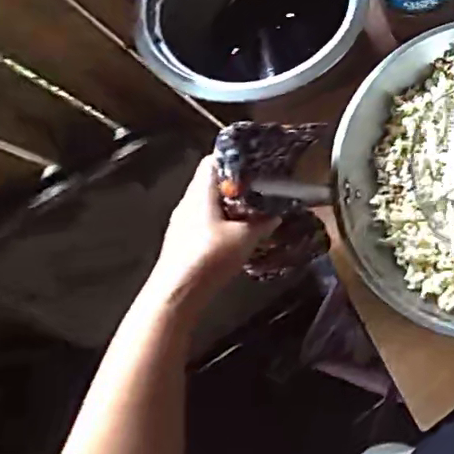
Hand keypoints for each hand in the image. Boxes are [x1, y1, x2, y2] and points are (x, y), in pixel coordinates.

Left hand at [142, 156, 278, 316]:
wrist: (176, 295)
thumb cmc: (209, 257)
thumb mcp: (245, 237)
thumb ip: (263, 222)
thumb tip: (277, 213)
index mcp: (200, 192)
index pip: (213, 160)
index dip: (234, 158)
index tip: (256, 163)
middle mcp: (188, 202)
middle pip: (212, 183)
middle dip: (237, 184)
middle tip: (262, 188)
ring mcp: (182, 222)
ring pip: (210, 204)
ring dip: (231, 206)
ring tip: (255, 211)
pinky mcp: (183, 241)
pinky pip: (206, 221)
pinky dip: (223, 222)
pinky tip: (238, 235)